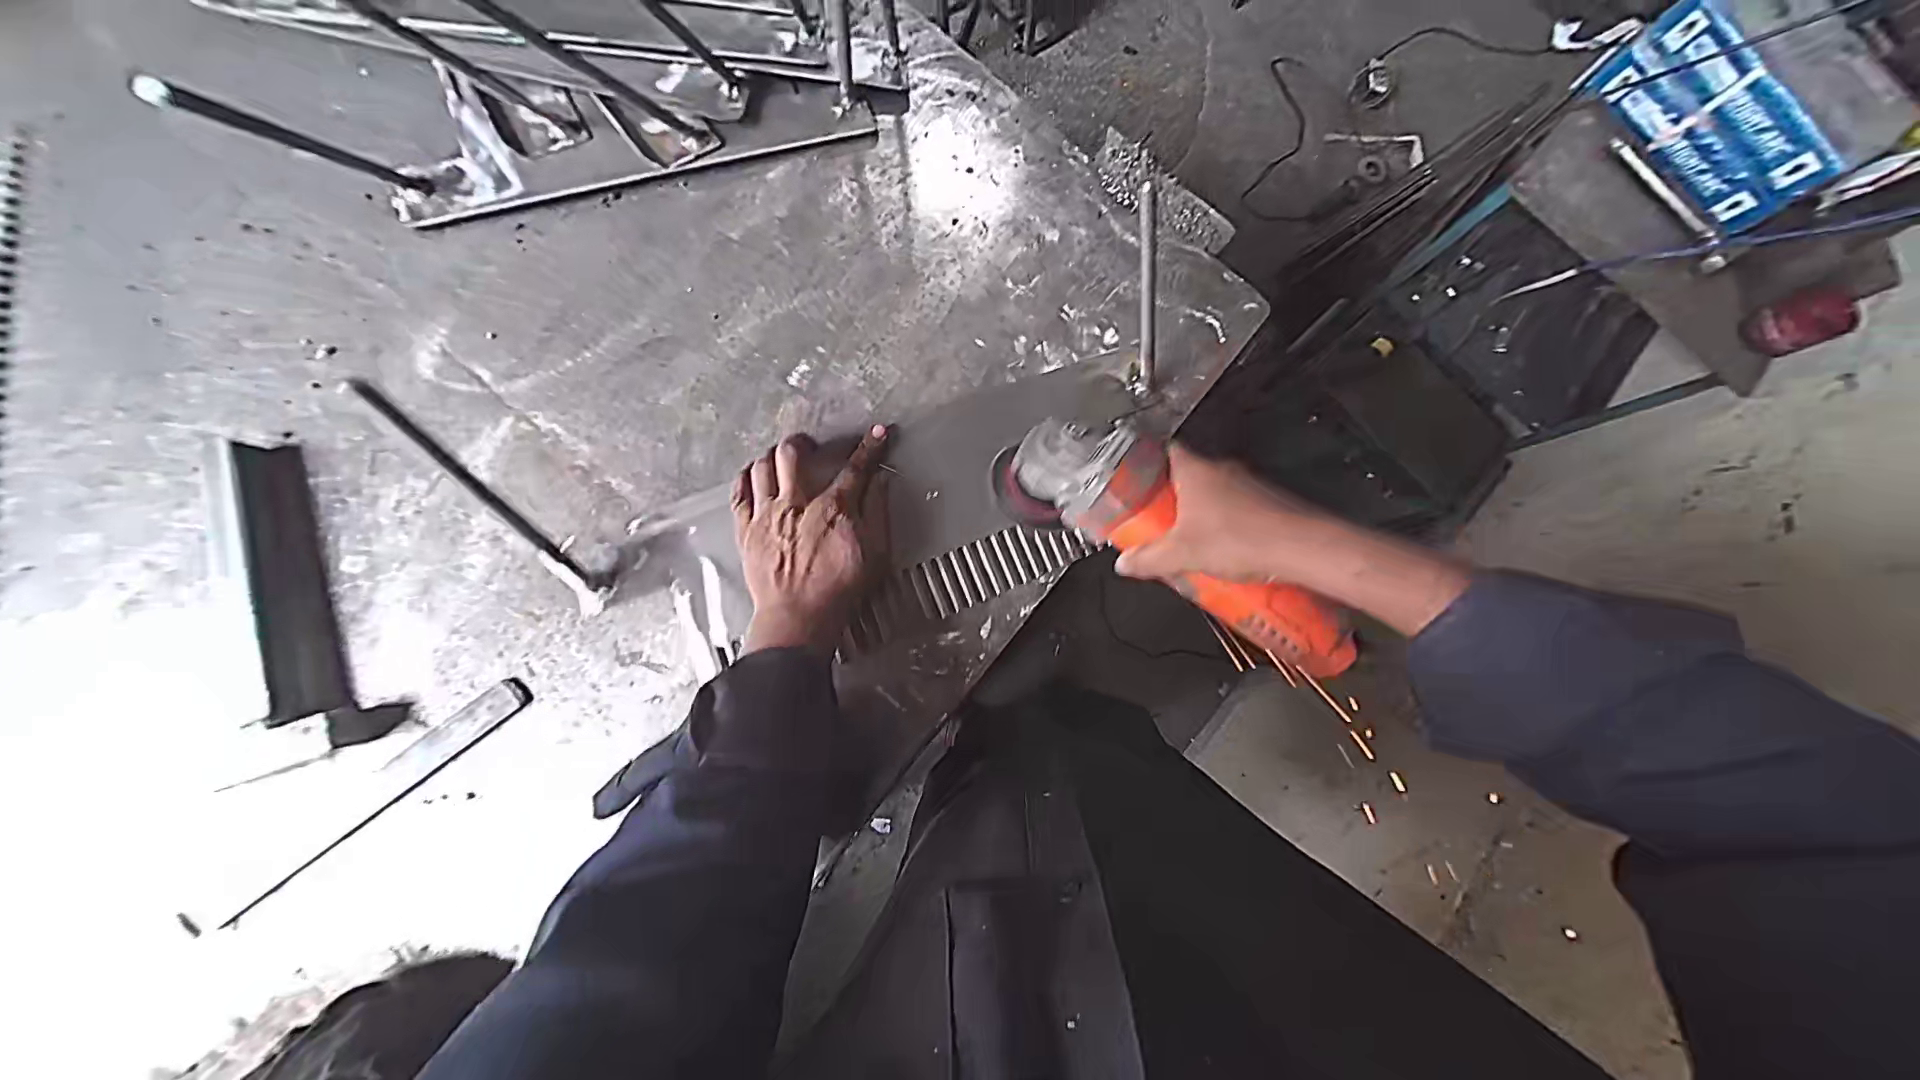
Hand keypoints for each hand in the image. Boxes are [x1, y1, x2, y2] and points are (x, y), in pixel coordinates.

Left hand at [732, 425, 891, 654]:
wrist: (799, 617)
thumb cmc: (839, 590)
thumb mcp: (876, 552)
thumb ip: (878, 512)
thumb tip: (880, 483)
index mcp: (833, 508)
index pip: (854, 468)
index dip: (868, 448)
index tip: (876, 435)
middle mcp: (796, 504)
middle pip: (793, 454)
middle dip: (804, 442)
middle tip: (811, 446)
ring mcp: (767, 516)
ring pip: (762, 466)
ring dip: (773, 456)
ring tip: (781, 457)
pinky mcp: (747, 531)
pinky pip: (739, 493)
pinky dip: (746, 478)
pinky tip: (753, 475)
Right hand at [1114, 443, 1325, 584]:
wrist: (1302, 549)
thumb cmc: (1244, 539)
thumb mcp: (1182, 554)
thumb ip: (1149, 558)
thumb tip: (1126, 563)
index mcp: (1195, 471)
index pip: (1164, 451)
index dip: (1147, 464)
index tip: (1136, 480)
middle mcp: (1222, 470)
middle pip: (1187, 477)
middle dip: (1171, 500)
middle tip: (1159, 522)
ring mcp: (1248, 484)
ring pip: (1214, 494)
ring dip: (1200, 514)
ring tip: (1189, 542)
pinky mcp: (1268, 502)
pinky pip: (1237, 509)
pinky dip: (1226, 526)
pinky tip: (1223, 550)